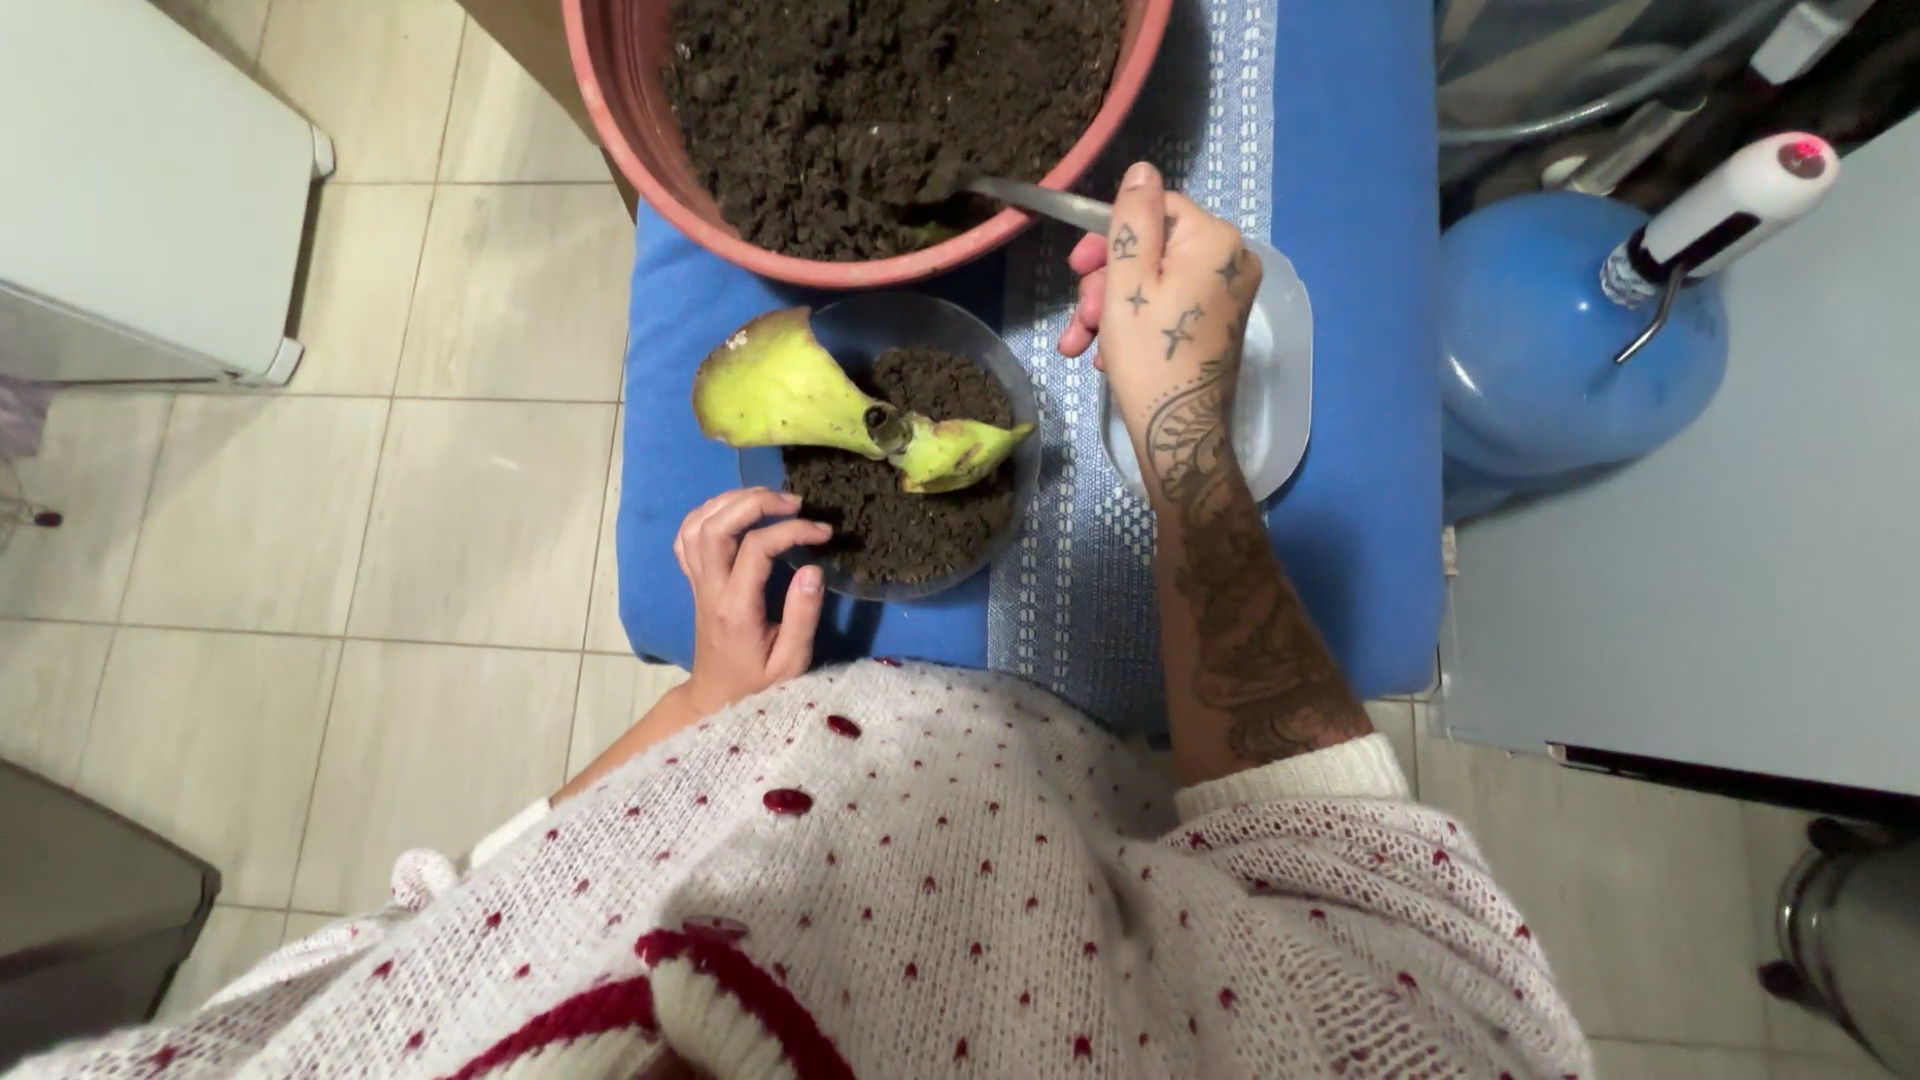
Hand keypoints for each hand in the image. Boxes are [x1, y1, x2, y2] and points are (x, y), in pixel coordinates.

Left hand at [674, 488, 831, 715]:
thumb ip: (802, 616)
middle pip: (715, 526)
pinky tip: (735, 510)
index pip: (755, 548)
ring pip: (696, 524)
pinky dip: (708, 513)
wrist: (716, 698)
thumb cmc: (758, 684)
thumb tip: (811, 568)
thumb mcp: (792, 662)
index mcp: (736, 608)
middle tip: (793, 502)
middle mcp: (710, 588)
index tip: (823, 532)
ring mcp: (696, 582)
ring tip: (768, 499)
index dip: (791, 530)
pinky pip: (687, 536)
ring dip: (731, 501)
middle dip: (755, 502)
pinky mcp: (694, 581)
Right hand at [1057, 161, 1261, 443]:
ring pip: (1154, 286)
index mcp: (1214, 241)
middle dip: (1105, 285)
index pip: (1156, 210)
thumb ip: (1133, 221)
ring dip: (1110, 312)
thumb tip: (1141, 170)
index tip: (1076, 268)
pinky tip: (1105, 355)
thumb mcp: (1128, 281)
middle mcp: (1231, 262)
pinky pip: (1167, 311)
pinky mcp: (1216, 328)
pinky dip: (1134, 328)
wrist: (1177, 430)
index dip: (1110, 237)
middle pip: (1153, 252)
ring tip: (1081, 345)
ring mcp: (1226, 298)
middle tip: (1081, 319)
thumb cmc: (1149, 354)